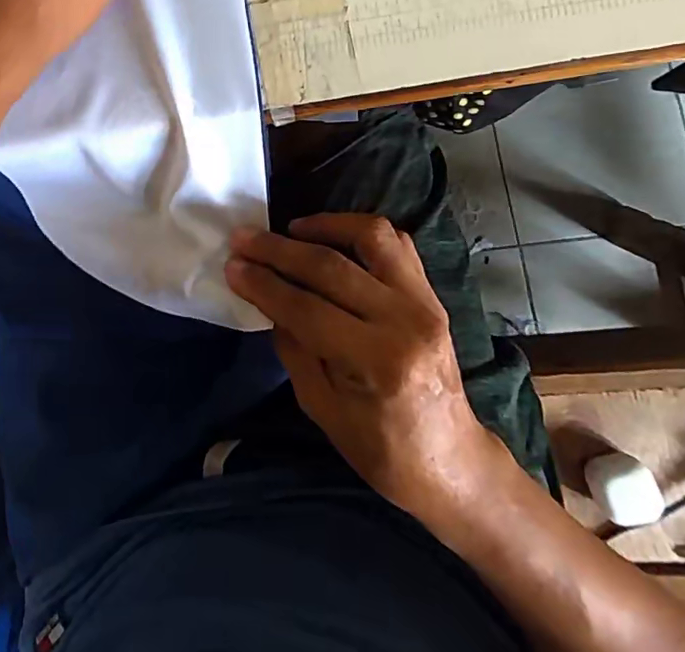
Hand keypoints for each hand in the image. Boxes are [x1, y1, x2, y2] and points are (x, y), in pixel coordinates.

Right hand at [226, 215, 510, 519]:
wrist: (452, 460)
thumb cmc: (382, 449)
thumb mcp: (322, 409)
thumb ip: (294, 348)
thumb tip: (267, 298)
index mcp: (377, 361)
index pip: (307, 308)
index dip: (264, 284)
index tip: (232, 266)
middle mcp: (405, 321)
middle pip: (332, 267)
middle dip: (279, 250)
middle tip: (243, 238)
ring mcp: (425, 302)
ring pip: (372, 238)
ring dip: (325, 225)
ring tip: (290, 229)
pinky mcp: (432, 295)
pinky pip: (396, 244)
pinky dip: (359, 232)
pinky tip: (331, 237)